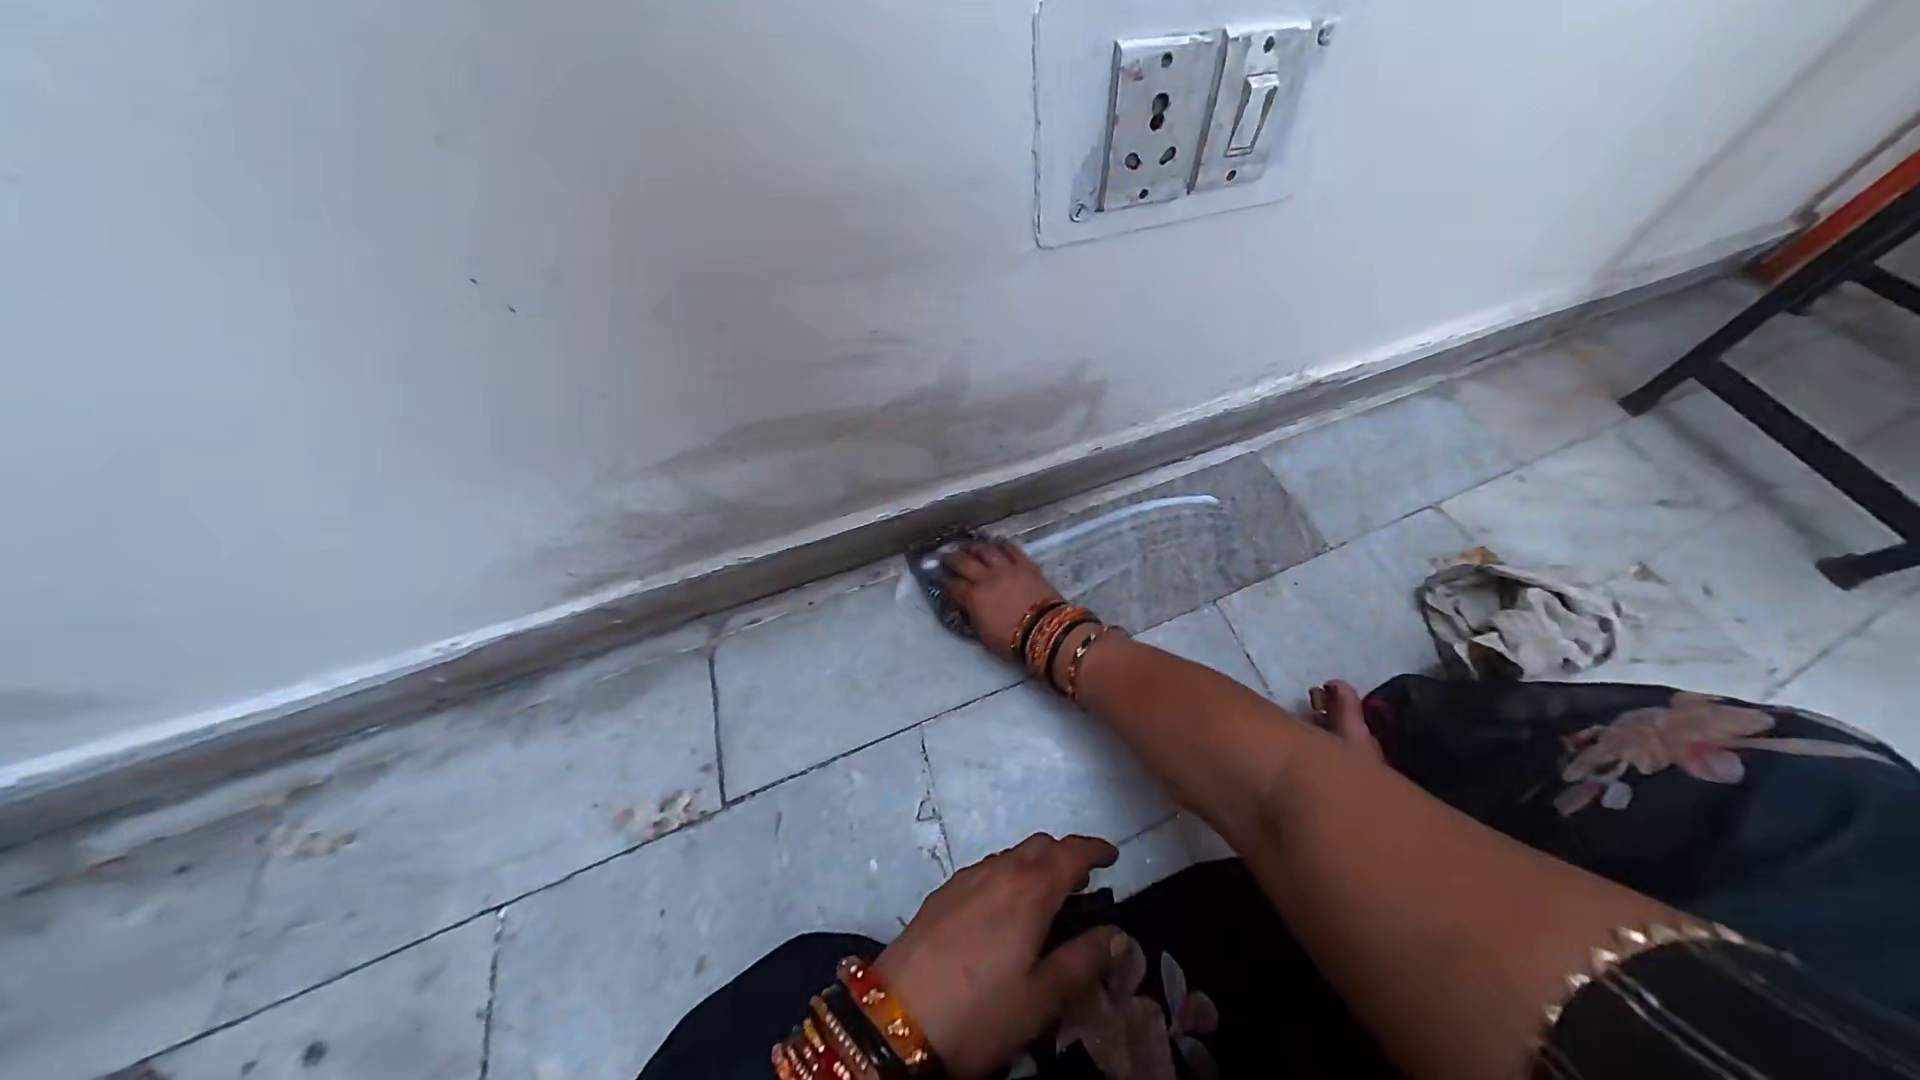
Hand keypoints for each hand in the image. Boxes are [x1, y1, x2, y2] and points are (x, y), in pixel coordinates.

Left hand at [874, 834, 1122, 1079]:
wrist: (897, 1018)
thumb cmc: (980, 1012)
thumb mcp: (1043, 997)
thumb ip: (1084, 961)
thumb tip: (1116, 934)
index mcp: (1030, 889)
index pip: (1071, 852)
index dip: (1095, 849)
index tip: (1113, 857)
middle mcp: (999, 871)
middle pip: (1040, 845)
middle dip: (1066, 855)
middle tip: (1083, 885)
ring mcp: (966, 878)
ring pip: (1011, 855)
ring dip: (1035, 866)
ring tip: (1046, 900)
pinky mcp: (943, 892)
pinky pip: (987, 870)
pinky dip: (1008, 876)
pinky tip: (1004, 912)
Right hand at [941, 542, 1065, 655]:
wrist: (1045, 630)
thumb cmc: (1011, 640)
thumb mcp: (983, 636)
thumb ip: (973, 618)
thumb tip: (968, 608)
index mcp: (973, 598)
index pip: (952, 585)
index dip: (941, 579)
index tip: (935, 574)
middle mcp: (986, 578)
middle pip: (964, 562)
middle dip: (951, 558)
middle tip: (945, 555)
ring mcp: (1006, 569)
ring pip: (986, 550)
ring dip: (974, 546)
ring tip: (968, 545)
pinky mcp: (1026, 565)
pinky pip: (1012, 549)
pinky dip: (1003, 545)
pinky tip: (998, 543)